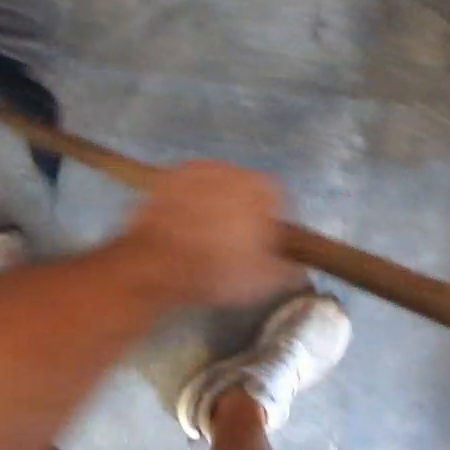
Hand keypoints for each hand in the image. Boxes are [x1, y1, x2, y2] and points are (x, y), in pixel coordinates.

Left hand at [119, 161, 301, 307]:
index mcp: (259, 186)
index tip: (267, 239)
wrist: (154, 263)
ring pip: (214, 187)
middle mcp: (228, 169)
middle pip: (245, 188)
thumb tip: (294, 269)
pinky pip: (185, 190)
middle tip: (237, 240)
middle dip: (243, 210)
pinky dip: (188, 205)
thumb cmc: (213, 270)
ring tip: (208, 236)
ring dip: (215, 205)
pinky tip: (184, 227)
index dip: (274, 220)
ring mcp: (194, 170)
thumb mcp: (262, 280)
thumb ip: (287, 269)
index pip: (278, 197)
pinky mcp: (165, 178)